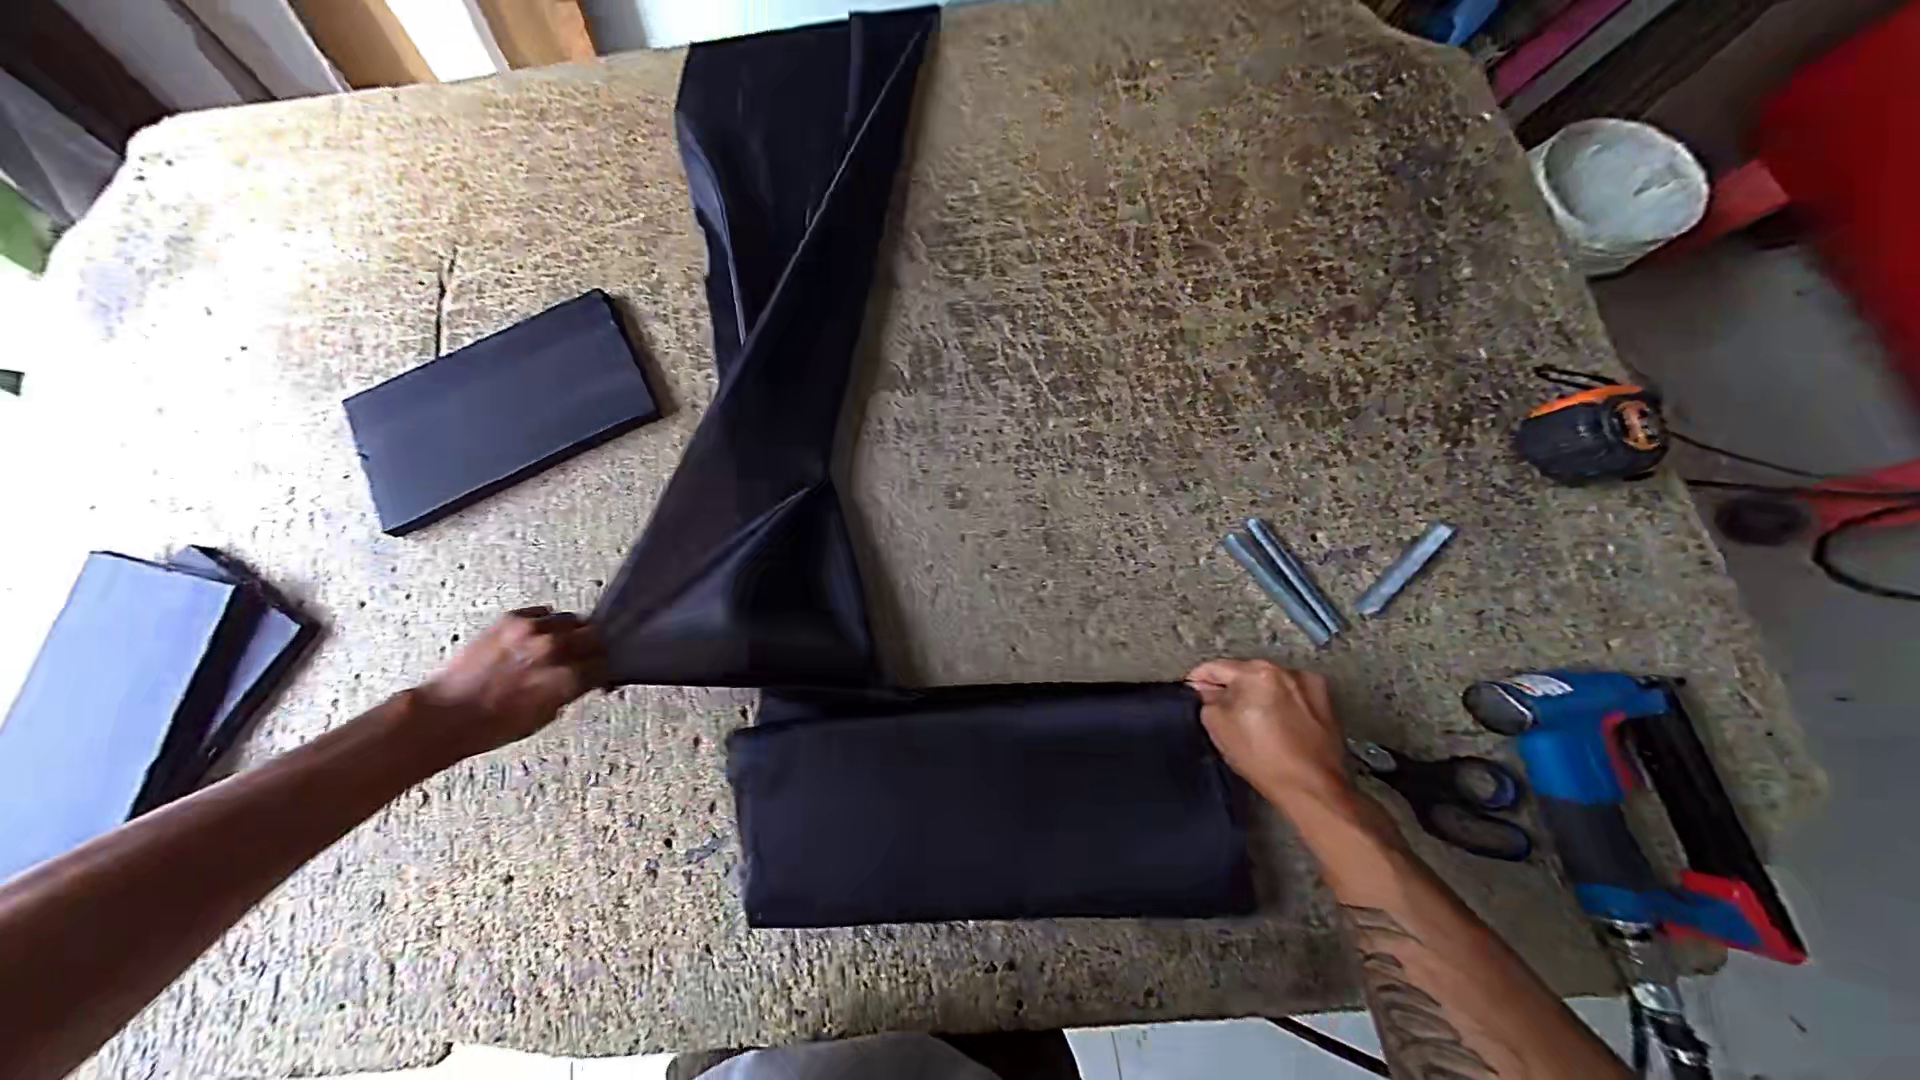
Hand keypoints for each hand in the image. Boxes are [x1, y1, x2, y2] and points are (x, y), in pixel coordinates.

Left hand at [409, 607, 604, 759]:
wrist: (445, 715)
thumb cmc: (490, 724)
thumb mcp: (546, 715)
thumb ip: (573, 690)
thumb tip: (586, 679)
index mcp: (568, 677)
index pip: (604, 662)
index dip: (604, 668)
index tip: (599, 671)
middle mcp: (555, 649)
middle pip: (595, 634)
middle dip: (593, 646)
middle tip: (587, 655)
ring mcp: (533, 631)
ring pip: (572, 619)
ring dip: (571, 631)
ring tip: (562, 643)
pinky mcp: (512, 620)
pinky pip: (543, 612)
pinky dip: (545, 622)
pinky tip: (538, 636)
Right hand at [1187, 659, 1349, 805]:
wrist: (1311, 787)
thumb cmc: (1262, 758)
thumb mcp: (1217, 726)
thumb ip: (1206, 699)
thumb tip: (1208, 690)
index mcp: (1255, 672)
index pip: (1216, 667)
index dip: (1198, 679)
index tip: (1192, 690)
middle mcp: (1285, 670)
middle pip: (1245, 672)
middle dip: (1231, 688)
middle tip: (1222, 711)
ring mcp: (1309, 684)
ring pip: (1269, 683)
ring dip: (1257, 695)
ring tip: (1254, 721)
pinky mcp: (1326, 701)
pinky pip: (1292, 694)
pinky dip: (1281, 703)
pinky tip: (1279, 725)